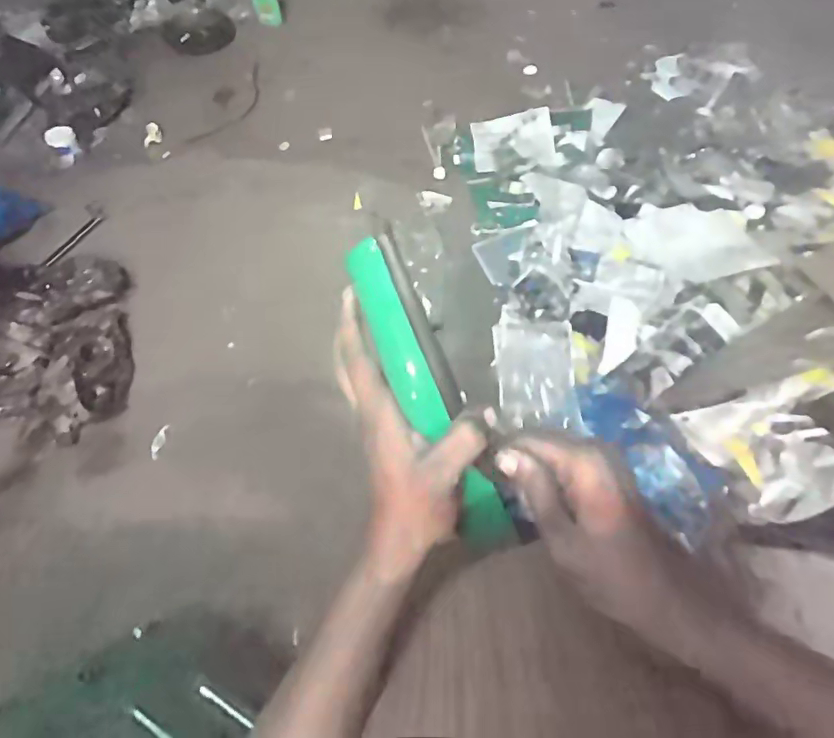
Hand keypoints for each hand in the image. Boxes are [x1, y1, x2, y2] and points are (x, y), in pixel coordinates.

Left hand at [335, 288, 490, 577]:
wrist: (396, 540)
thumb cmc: (415, 505)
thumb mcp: (444, 473)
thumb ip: (463, 440)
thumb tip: (487, 410)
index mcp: (377, 413)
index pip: (358, 360)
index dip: (351, 325)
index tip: (351, 292)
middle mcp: (367, 411)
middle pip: (345, 362)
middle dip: (346, 327)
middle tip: (355, 298)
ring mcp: (369, 422)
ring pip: (351, 374)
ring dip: (354, 345)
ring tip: (370, 319)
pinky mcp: (378, 432)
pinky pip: (366, 388)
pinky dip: (367, 365)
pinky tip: (392, 363)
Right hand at [497, 433, 746, 649]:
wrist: (669, 596)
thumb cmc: (613, 576)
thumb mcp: (564, 541)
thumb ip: (535, 492)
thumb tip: (504, 453)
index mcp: (583, 460)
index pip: (528, 437)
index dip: (500, 448)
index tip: (477, 465)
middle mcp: (594, 447)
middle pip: (541, 437)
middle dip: (514, 452)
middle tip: (486, 477)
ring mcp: (604, 456)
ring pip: (552, 447)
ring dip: (529, 461)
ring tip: (503, 485)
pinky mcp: (607, 469)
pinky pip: (566, 459)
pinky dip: (547, 470)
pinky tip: (531, 491)